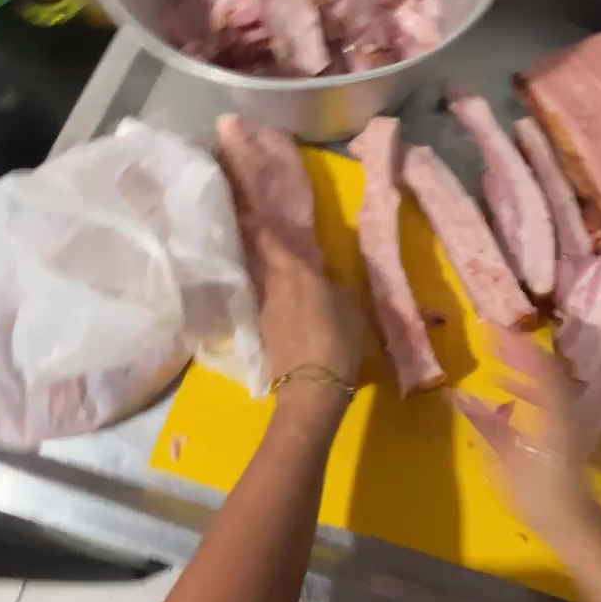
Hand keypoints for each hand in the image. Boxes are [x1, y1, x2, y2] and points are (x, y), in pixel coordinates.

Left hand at [252, 227, 363, 391]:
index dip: (258, 226)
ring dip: (274, 279)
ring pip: (267, 285)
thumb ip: (337, 289)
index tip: (249, 212)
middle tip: (274, 243)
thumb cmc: (338, 342)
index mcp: (296, 274)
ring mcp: (265, 311)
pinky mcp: (264, 333)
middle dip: (267, 251)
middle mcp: (274, 287)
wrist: (312, 389)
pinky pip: (270, 306)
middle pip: (265, 262)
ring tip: (287, 277)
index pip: (269, 241)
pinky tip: (290, 308)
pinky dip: (278, 302)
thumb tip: (327, 282)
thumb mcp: (351, 310)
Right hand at [456, 329, 600, 541]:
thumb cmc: (539, 493)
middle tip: (491, 338)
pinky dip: (527, 388)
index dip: (515, 344)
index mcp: (553, 408)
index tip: (492, 330)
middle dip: (517, 351)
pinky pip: (547, 397)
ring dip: (522, 368)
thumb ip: (484, 423)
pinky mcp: (565, 431)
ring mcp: (568, 417)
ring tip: (496, 361)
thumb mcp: (506, 458)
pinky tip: (505, 393)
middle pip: (544, 367)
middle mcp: (565, 406)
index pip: (537, 363)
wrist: (574, 523)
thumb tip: (454, 395)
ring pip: (546, 382)